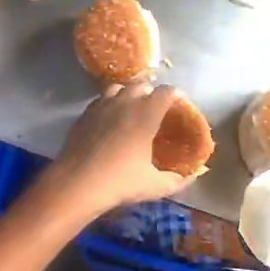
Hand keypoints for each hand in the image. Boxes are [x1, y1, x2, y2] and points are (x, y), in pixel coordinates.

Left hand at [30, 83, 192, 221]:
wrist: (77, 183)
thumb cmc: (120, 182)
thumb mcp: (154, 186)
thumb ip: (177, 181)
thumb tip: (193, 177)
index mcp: (147, 113)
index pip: (166, 92)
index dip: (175, 95)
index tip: (180, 103)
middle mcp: (126, 102)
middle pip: (143, 84)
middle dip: (152, 91)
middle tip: (157, 106)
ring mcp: (103, 105)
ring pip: (119, 87)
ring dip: (129, 92)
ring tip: (133, 106)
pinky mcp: (85, 113)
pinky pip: (101, 98)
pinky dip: (110, 102)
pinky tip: (110, 117)